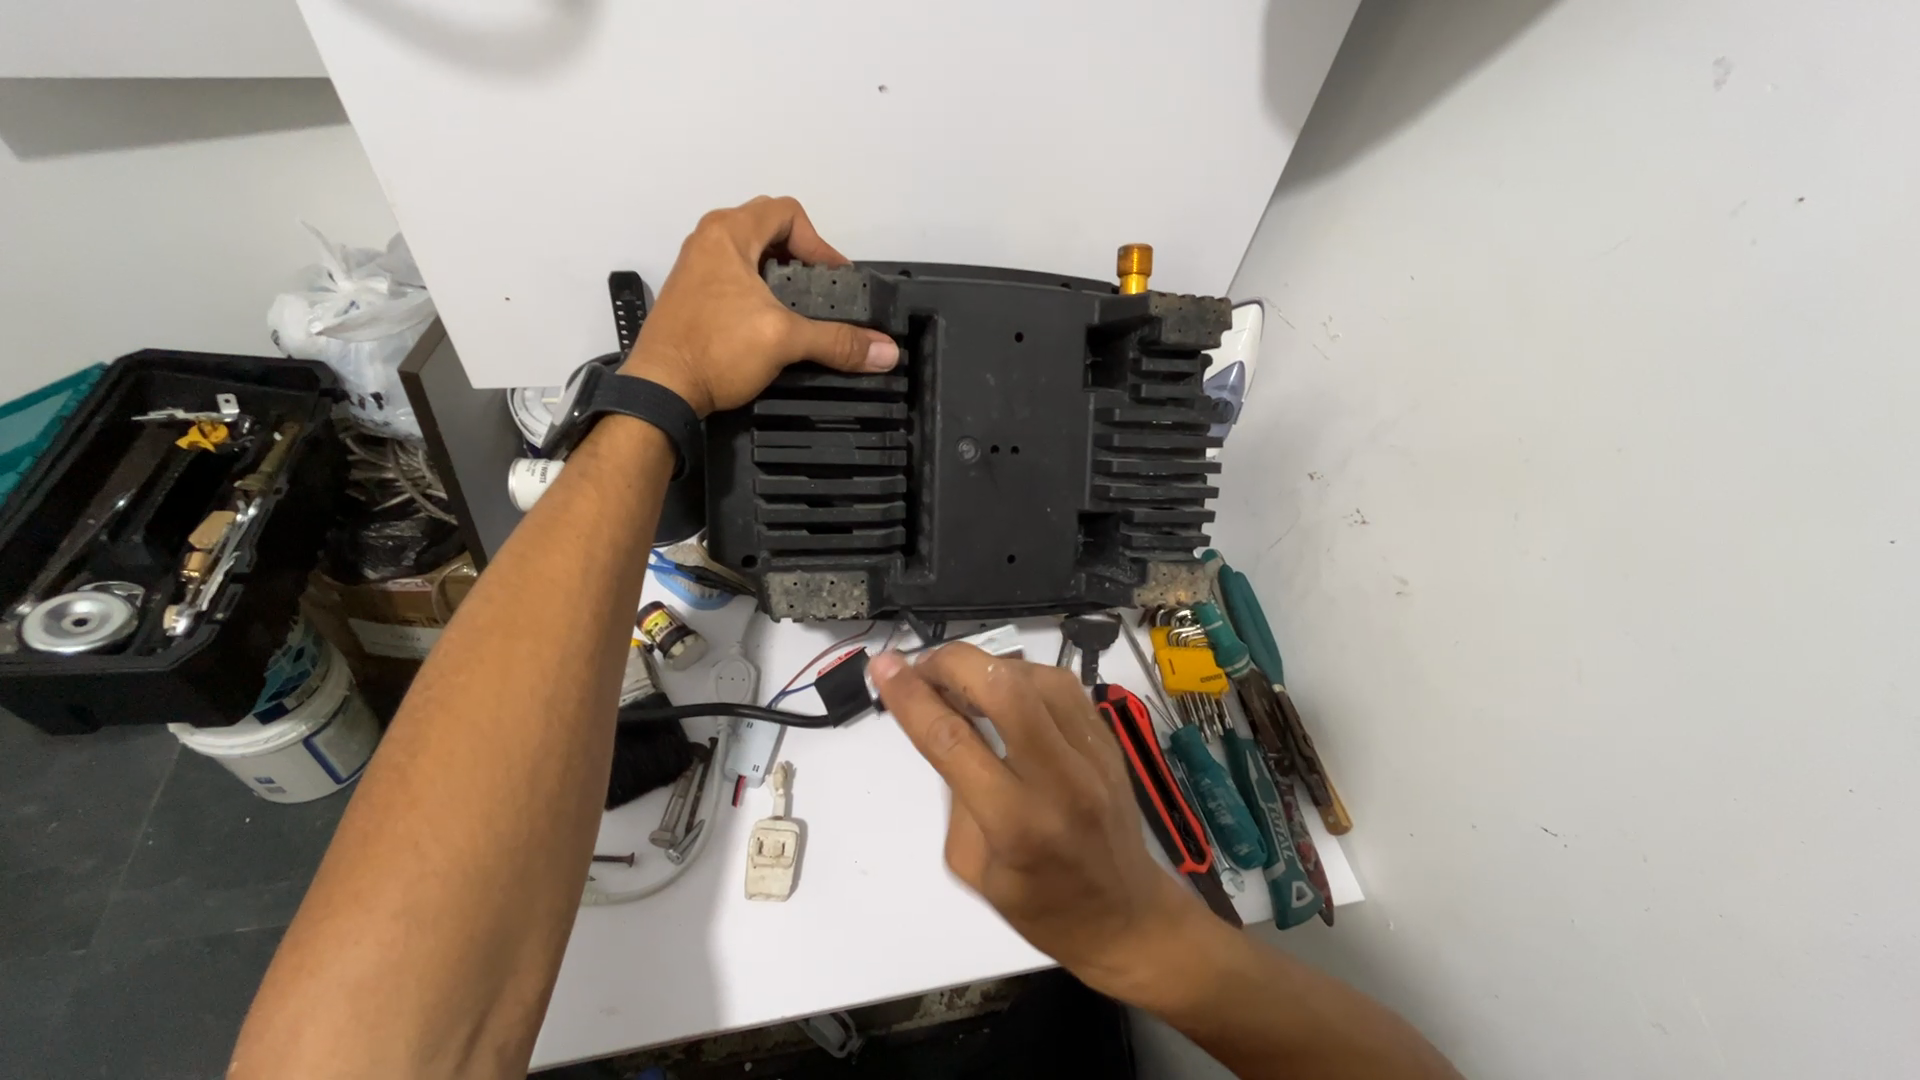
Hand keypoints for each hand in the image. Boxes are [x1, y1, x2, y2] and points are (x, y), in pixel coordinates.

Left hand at [622, 196, 899, 416]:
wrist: (661, 391)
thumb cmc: (715, 350)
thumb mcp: (785, 341)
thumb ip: (838, 341)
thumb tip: (886, 352)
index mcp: (727, 234)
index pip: (788, 213)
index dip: (820, 243)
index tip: (837, 281)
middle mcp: (708, 242)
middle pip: (769, 232)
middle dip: (802, 260)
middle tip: (822, 293)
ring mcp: (697, 270)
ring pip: (753, 258)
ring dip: (782, 279)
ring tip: (802, 312)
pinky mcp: (694, 299)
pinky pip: (737, 281)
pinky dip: (762, 295)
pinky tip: (773, 327)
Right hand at [868, 646, 1214, 1001]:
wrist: (1125, 917)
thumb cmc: (1041, 906)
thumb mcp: (973, 866)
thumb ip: (956, 791)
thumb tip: (945, 723)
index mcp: (1017, 824)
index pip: (953, 740)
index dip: (911, 697)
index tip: (883, 667)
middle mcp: (1060, 779)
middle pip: (1004, 689)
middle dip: (952, 663)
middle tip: (923, 669)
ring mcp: (1093, 754)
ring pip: (1036, 676)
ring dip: (987, 666)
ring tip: (958, 680)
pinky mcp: (1108, 740)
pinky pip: (1062, 685)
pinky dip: (1023, 675)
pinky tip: (1001, 687)